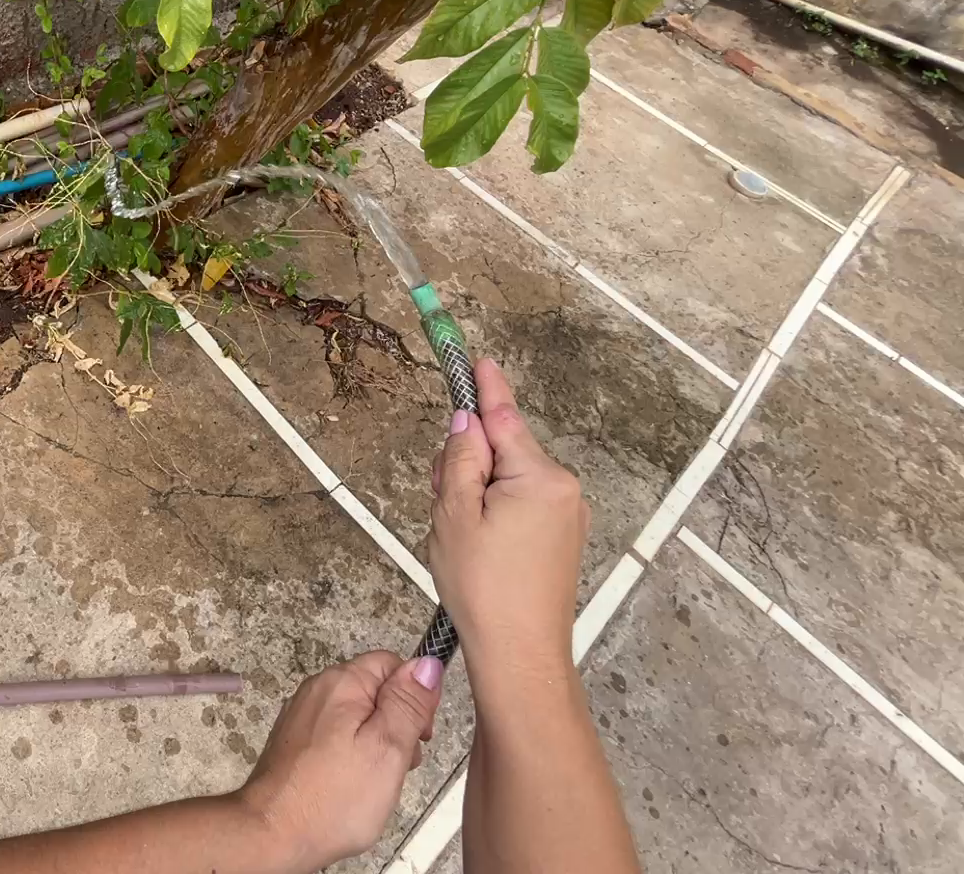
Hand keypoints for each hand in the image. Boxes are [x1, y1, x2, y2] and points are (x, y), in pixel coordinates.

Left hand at [235, 650, 443, 868]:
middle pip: (376, 690)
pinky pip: (340, 732)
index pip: (390, 663)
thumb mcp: (387, 748)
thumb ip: (408, 704)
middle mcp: (318, 688)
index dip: (414, 697)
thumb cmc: (333, 796)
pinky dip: (355, 752)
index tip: (418, 734)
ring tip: (375, 779)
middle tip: (395, 762)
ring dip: (378, 742)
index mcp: (340, 682)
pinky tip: (354, 781)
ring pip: (360, 714)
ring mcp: (305, 712)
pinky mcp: (299, 735)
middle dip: (396, 724)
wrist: (277, 828)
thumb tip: (427, 663)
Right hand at [427, 358, 588, 673]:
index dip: (486, 387)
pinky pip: (515, 499)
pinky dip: (487, 505)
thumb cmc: (481, 580)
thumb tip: (465, 421)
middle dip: (464, 463)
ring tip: (456, 530)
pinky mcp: (557, 534)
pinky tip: (473, 538)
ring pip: (502, 476)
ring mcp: (564, 513)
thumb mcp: (454, 512)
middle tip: (442, 502)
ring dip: (471, 489)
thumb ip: (460, 459)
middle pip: (499, 449)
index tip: (480, 356)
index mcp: (539, 478)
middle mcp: (562, 488)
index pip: (504, 418)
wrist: (518, 650)